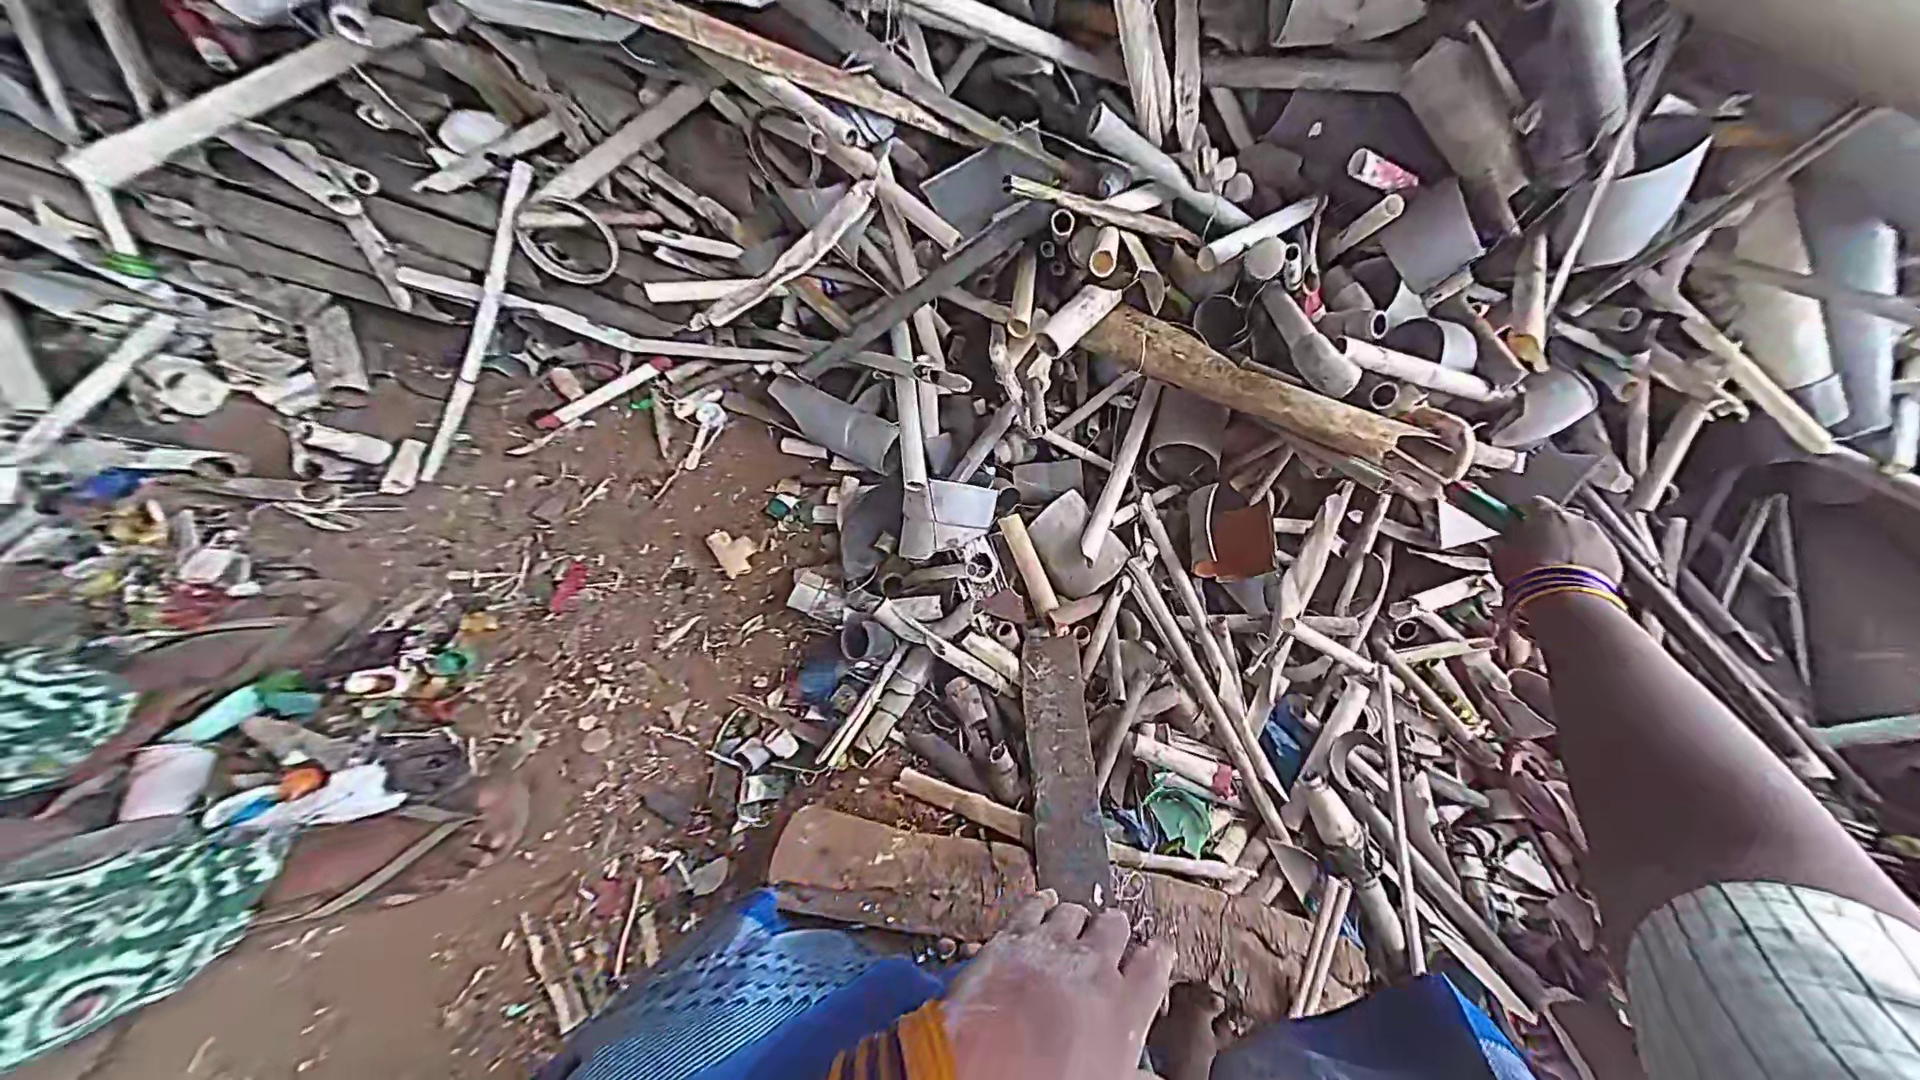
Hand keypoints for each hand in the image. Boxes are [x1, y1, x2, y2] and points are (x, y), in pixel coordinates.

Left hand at [943, 890, 1174, 1079]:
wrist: (981, 1075)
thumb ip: (1130, 1068)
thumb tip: (1147, 1074)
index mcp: (1124, 1008)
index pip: (1155, 964)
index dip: (1158, 954)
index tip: (1157, 952)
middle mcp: (1092, 966)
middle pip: (1115, 925)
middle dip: (1115, 929)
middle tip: (1112, 936)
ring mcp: (1050, 945)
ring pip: (1075, 911)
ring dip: (1078, 919)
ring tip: (1078, 924)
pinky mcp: (1012, 936)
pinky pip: (1034, 905)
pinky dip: (1042, 903)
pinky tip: (1044, 904)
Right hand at [1492, 497, 1622, 585]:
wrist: (1565, 597)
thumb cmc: (1530, 573)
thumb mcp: (1500, 555)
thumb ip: (1503, 541)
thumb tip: (1501, 541)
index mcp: (1545, 514)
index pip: (1531, 505)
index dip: (1521, 516)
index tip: (1515, 526)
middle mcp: (1576, 520)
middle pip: (1560, 519)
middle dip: (1549, 531)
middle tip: (1533, 550)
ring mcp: (1598, 537)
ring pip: (1580, 536)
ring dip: (1568, 546)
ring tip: (1552, 567)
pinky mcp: (1612, 557)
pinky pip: (1595, 553)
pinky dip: (1584, 560)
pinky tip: (1569, 576)